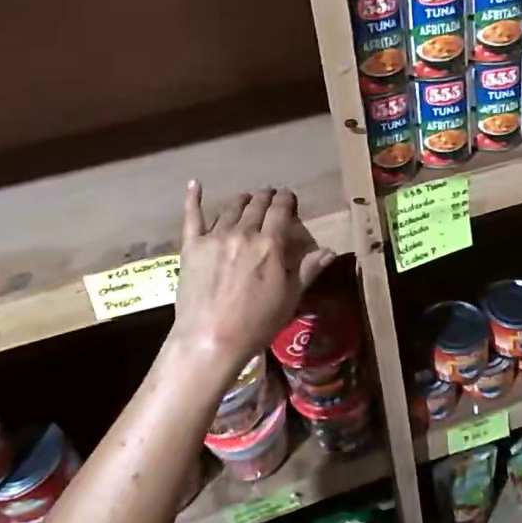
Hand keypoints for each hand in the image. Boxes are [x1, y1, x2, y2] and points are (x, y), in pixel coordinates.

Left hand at [168, 182, 336, 381]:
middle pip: (256, 206)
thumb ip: (308, 270)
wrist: (210, 338)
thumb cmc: (256, 323)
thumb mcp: (289, 298)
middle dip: (265, 197)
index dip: (286, 200)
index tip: (288, 197)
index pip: (280, 211)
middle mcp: (243, 233)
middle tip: (268, 194)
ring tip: (245, 197)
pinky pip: (192, 216)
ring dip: (240, 200)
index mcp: (270, 244)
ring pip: (230, 209)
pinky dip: (193, 198)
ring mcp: (214, 237)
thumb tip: (330, 251)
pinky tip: (195, 184)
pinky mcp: (191, 246)